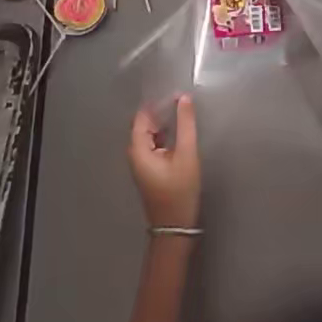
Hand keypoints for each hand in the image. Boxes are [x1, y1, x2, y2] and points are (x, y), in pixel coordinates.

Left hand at [127, 95, 199, 229]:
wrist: (175, 227)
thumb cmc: (179, 192)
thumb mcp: (186, 155)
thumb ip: (186, 125)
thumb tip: (184, 98)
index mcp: (137, 149)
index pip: (142, 116)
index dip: (158, 103)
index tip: (176, 94)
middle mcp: (134, 154)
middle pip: (145, 124)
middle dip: (161, 112)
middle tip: (182, 102)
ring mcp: (141, 163)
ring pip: (150, 135)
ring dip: (165, 124)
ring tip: (184, 114)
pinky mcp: (150, 170)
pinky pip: (155, 145)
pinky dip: (165, 136)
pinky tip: (180, 134)